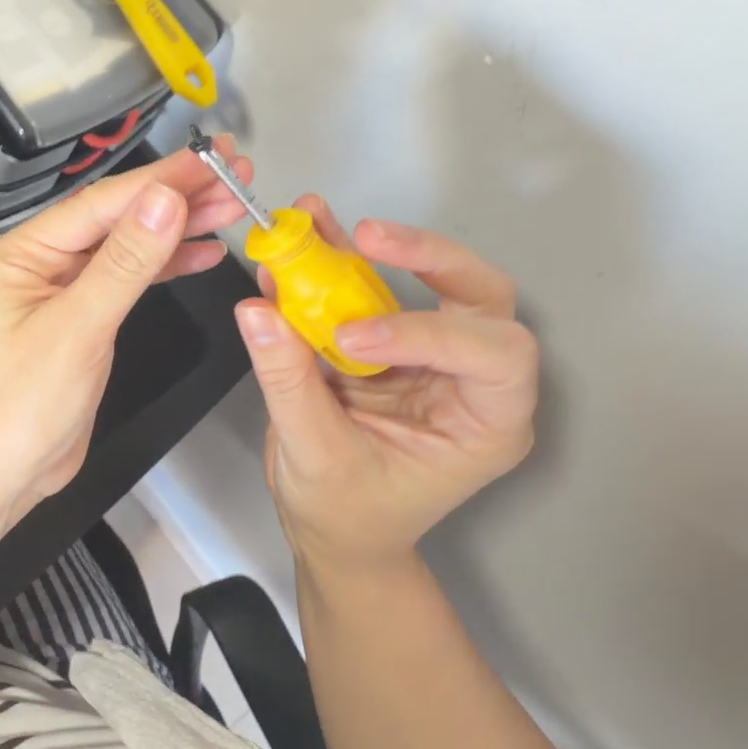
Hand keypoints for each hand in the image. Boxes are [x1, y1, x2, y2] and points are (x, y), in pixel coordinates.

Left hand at [0, 140, 252, 525]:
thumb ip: (124, 263)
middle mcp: (40, 261)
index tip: (215, 159)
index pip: (99, 204)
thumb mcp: (78, 328)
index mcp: (23, 252)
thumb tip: (166, 198)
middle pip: (115, 218)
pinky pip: (128, 278)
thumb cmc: (26, 403)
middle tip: (236, 173)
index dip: (160, 180)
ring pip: (127, 246)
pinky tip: (203, 252)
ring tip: (233, 206)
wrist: (5, 470)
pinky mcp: (83, 315)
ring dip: (178, 228)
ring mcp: (62, 288)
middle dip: (175, 197)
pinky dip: (165, 266)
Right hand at [236, 196, 539, 568]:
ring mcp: (426, 357)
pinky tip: (299, 238)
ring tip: (315, 217)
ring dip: (369, 249)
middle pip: (479, 299)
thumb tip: (256, 310)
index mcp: (485, 422)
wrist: (334, 531)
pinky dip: (332, 263)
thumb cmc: (346, 512)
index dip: (426, 332)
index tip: (349, 341)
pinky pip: (366, 294)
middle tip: (367, 237)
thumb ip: (288, 380)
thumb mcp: (316, 454)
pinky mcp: (382, 344)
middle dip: (427, 260)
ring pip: (421, 283)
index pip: (491, 355)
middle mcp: (468, 380)